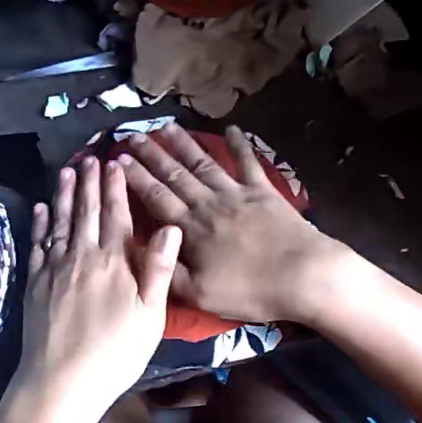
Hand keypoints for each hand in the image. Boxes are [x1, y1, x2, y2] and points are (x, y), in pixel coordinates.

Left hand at [18, 158, 179, 421]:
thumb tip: (170, 226)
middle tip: (90, 156)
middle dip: (90, 183)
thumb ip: (158, 269)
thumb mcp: (150, 316)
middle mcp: (82, 258)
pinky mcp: (34, 284)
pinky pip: (37, 245)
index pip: (117, 216)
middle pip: (87, 212)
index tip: (115, 163)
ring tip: (68, 171)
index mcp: (115, 264)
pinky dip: (40, 224)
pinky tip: (41, 209)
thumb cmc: (115, 353)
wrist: (61, 383)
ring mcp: (55, 270)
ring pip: (61, 223)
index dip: (116, 188)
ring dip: (65, 195)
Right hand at [118, 124, 348, 324]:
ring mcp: (237, 194)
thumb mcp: (200, 295)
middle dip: (151, 154)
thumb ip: (168, 272)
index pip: (156, 198)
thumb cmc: (251, 291)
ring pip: (203, 163)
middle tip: (132, 135)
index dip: (135, 178)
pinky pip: (248, 163)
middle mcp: (209, 204)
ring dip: (184, 144)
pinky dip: (239, 145)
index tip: (117, 159)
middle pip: (175, 175)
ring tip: (166, 127)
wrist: (303, 275)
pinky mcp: (264, 192)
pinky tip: (232, 129)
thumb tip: (140, 252)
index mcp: (191, 230)